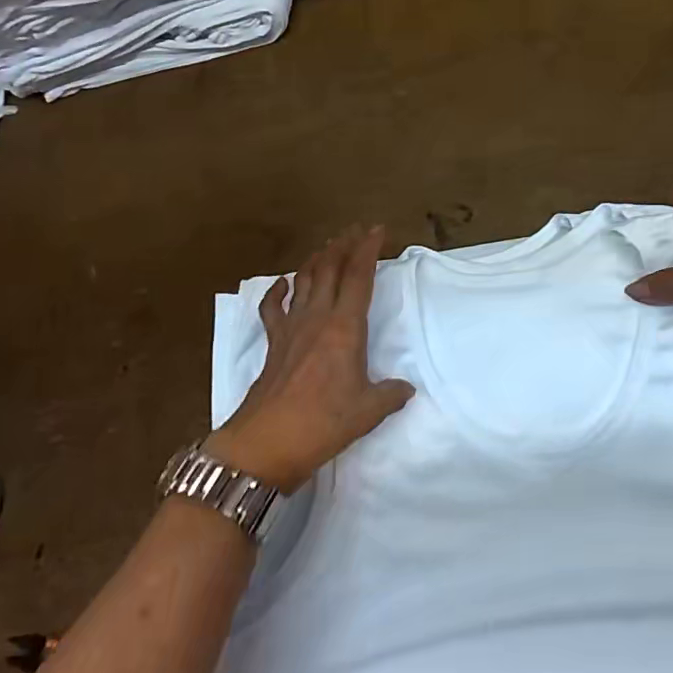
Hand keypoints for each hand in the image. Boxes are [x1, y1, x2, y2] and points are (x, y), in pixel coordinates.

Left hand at [206, 226, 415, 492]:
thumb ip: (391, 395)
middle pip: (330, 269)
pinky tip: (282, 283)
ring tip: (328, 246)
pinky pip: (273, 308)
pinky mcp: (273, 343)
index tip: (378, 229)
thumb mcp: (368, 411)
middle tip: (356, 230)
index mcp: (345, 327)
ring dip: (317, 259)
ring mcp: (291, 328)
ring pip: (303, 281)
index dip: (369, 249)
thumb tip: (406, 389)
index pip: (359, 277)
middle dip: (344, 245)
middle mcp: (317, 318)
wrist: (266, 443)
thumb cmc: (323, 423)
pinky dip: (277, 291)